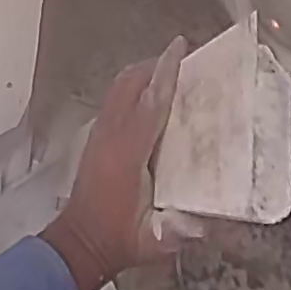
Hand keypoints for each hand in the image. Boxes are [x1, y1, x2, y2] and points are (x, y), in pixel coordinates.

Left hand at [40, 36, 189, 289]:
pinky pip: (114, 98)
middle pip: (129, 84)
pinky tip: (149, 95)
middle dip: (154, 65)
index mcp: (126, 154)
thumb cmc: (117, 238)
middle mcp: (110, 135)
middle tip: (181, 58)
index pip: (149, 104)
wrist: (80, 241)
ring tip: (168, 71)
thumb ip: (179, 231)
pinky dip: (132, 86)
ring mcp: (100, 132)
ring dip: (142, 73)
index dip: (165, 74)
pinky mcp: (96, 136)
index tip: (178, 49)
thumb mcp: (153, 240)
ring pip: (119, 88)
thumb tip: (210, 223)